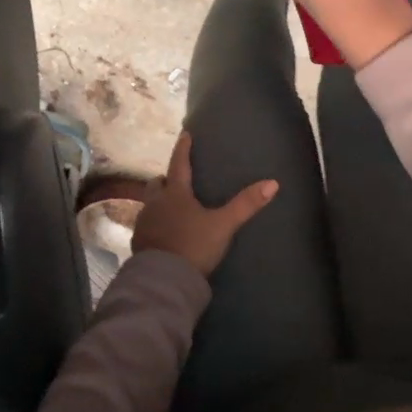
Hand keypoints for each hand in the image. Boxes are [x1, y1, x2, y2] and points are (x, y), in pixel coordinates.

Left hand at [131, 132, 276, 276]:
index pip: (179, 164)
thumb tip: (272, 183)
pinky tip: (164, 232)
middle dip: (166, 179)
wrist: (164, 277)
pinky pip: (146, 224)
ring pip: (150, 203)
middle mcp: (155, 203)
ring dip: (159, 202)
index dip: (183, 149)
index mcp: (175, 194)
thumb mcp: (223, 225)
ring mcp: (144, 221)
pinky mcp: (139, 240)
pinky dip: (155, 223)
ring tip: (171, 208)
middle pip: (157, 183)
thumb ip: (245, 205)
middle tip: (176, 181)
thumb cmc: (194, 245)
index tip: (184, 135)